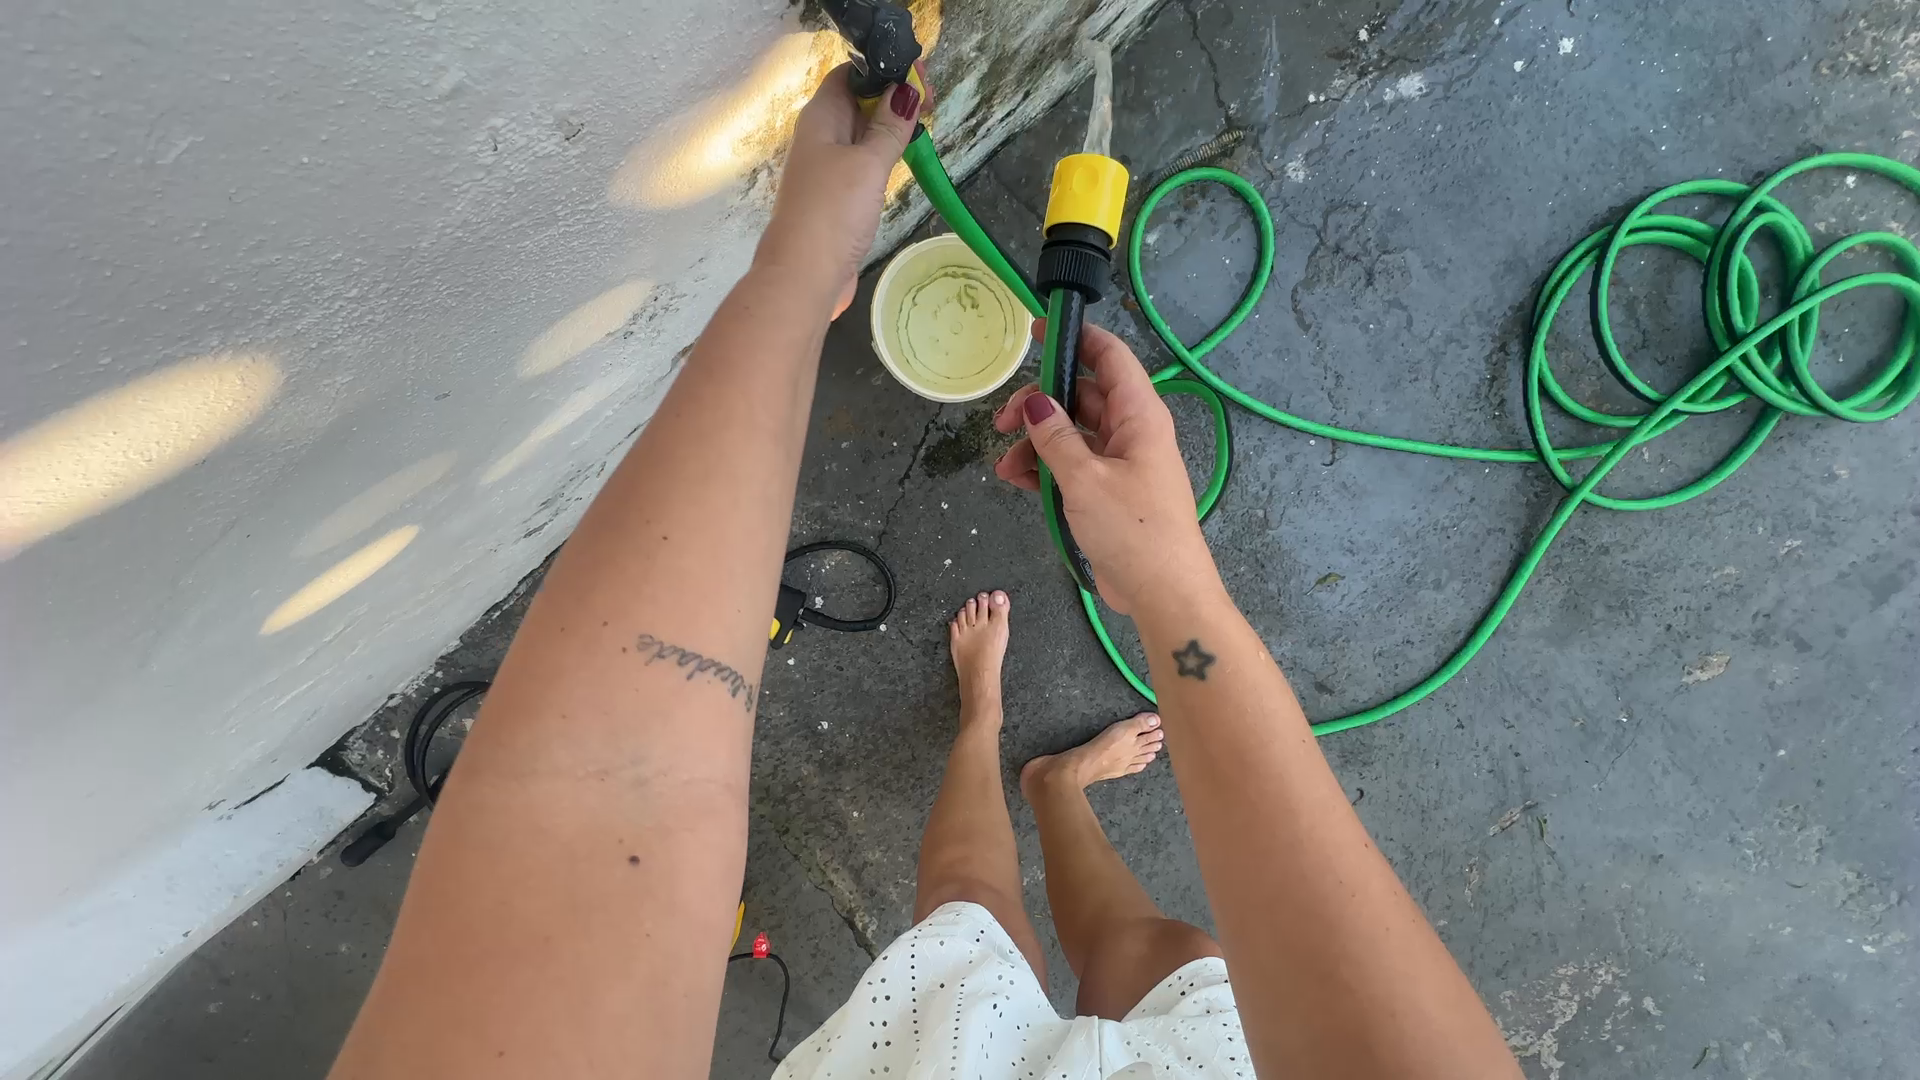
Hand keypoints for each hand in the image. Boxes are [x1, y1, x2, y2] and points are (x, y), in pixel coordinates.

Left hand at [757, 64, 921, 311]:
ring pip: (861, 139)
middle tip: (931, 108)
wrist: (805, 276)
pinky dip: (882, 162)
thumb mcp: (868, 164)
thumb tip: (907, 92)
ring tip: (922, 134)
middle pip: (858, 105)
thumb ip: (890, 129)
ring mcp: (827, 172)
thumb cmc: (833, 213)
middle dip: (892, 101)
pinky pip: (861, 169)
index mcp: (820, 117)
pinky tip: (902, 166)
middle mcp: (820, 139)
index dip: (884, 70)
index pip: (851, 74)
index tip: (919, 81)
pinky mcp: (836, 201)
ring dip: (889, 133)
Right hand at [992, 321, 1220, 614]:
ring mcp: (1118, 462)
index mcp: (1138, 415)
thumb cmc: (1132, 528)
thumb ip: (1056, 437)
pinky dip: (1044, 470)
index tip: (1036, 330)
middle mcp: (1130, 431)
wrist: (1162, 591)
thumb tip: (1035, 402)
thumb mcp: (1086, 478)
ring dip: (1035, 444)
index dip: (1075, 337)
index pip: (1109, 357)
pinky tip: (1017, 481)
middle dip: (1040, 404)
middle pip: (1080, 397)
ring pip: (1070, 434)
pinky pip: (1071, 466)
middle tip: (1002, 422)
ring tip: (1004, 466)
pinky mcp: (1106, 491)